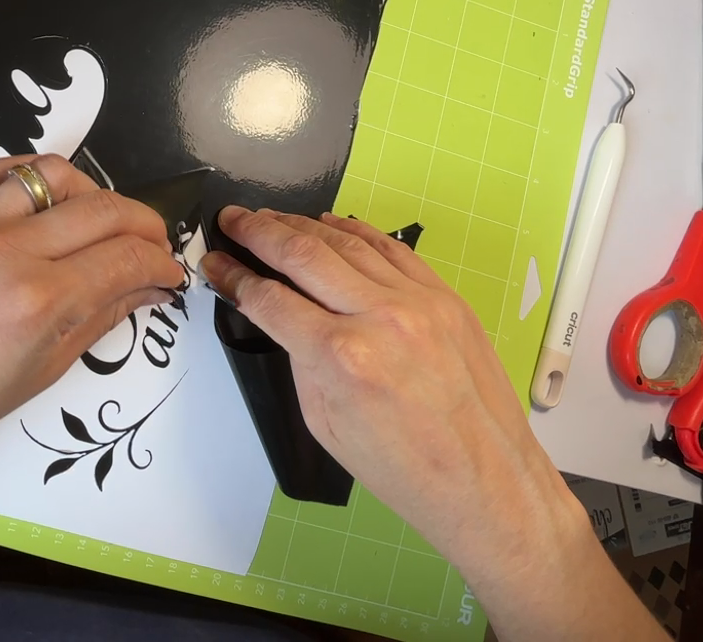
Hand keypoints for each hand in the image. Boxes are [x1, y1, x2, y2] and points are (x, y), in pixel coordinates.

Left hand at [0, 155, 183, 473]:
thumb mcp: (49, 366)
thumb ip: (106, 314)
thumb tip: (153, 286)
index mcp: (39, 300)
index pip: (125, 258)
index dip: (160, 263)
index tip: (168, 273)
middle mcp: (10, 250)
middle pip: (103, 209)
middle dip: (145, 226)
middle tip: (153, 245)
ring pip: (57, 173)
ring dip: (95, 192)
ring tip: (101, 220)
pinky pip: (4, 170)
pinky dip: (38, 175)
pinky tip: (52, 198)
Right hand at [202, 208, 659, 641]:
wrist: (489, 486)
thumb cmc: (400, 470)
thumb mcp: (324, 421)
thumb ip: (300, 356)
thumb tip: (281, 312)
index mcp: (340, 357)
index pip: (269, 299)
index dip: (234, 277)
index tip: (214, 262)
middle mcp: (377, 316)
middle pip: (301, 254)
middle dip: (258, 231)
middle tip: (232, 218)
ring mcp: (417, 300)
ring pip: (344, 242)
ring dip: (299, 224)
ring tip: (269, 217)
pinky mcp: (445, 295)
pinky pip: (389, 247)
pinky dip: (352, 230)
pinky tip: (326, 223)